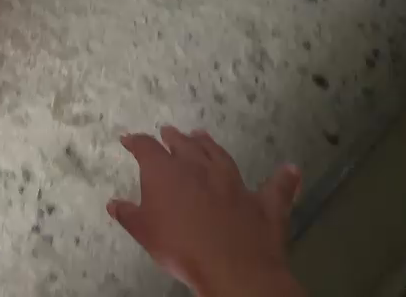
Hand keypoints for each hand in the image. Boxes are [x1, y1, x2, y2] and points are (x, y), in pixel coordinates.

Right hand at [108, 127, 303, 296]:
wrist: (236, 273)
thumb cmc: (181, 248)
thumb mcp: (144, 232)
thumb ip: (128, 214)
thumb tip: (114, 204)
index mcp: (164, 171)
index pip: (145, 146)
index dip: (135, 141)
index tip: (128, 141)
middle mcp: (198, 169)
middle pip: (184, 145)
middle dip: (173, 137)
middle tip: (169, 132)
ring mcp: (234, 185)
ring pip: (220, 156)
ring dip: (210, 145)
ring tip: (202, 136)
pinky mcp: (265, 206)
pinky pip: (277, 189)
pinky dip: (285, 179)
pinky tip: (292, 170)